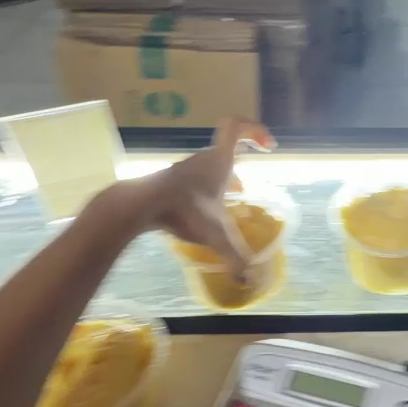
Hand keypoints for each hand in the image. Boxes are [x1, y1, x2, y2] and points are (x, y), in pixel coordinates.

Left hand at [139, 117, 274, 278]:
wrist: (139, 205)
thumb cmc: (184, 210)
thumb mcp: (215, 235)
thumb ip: (233, 257)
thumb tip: (247, 279)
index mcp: (220, 161)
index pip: (237, 127)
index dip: (255, 129)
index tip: (268, 145)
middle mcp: (203, 159)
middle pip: (225, 151)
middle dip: (239, 167)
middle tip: (244, 189)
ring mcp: (184, 169)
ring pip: (209, 167)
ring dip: (220, 180)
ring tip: (224, 205)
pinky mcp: (169, 180)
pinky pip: (194, 179)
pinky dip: (203, 191)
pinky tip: (200, 213)